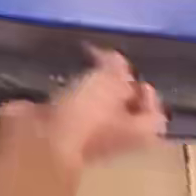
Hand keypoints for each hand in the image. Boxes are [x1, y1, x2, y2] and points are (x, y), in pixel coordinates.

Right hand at [2, 46, 165, 168]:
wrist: (41, 139)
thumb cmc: (86, 115)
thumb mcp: (109, 82)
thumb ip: (115, 66)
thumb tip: (112, 57)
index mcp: (141, 132)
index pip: (154, 111)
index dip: (145, 90)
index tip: (128, 70)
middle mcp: (118, 137)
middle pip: (123, 110)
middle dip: (114, 89)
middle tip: (103, 66)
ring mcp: (87, 135)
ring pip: (93, 109)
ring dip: (87, 91)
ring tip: (78, 70)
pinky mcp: (58, 129)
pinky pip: (67, 109)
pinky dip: (64, 95)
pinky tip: (55, 81)